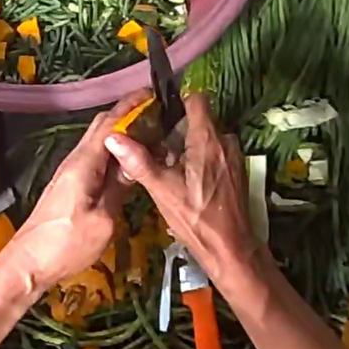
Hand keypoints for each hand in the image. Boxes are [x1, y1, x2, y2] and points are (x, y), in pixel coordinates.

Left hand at [3, 95, 140, 290]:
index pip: (111, 123)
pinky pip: (96, 159)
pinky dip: (115, 153)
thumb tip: (135, 161)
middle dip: (129, 115)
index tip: (155, 94)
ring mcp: (71, 172)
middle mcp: (75, 160)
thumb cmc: (66, 244)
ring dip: (123, 135)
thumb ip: (120, 188)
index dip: (133, 106)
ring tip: (153, 136)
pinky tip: (131, 163)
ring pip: (99, 142)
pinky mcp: (70, 185)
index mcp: (84, 162)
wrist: (27, 265)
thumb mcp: (104, 220)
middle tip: (160, 114)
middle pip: (103, 126)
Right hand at [104, 93, 265, 286]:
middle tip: (155, 143)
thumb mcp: (161, 189)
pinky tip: (184, 177)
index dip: (177, 101)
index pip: (197, 99)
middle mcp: (225, 140)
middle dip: (178, 127)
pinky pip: (215, 151)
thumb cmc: (196, 217)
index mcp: (208, 138)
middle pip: (199, 118)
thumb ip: (138, 160)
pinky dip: (200, 156)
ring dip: (188, 144)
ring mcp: (234, 156)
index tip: (159, 113)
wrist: (230, 248)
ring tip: (167, 162)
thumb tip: (112, 137)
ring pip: (207, 136)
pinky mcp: (236, 170)